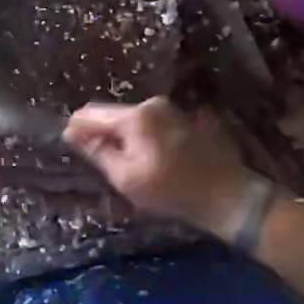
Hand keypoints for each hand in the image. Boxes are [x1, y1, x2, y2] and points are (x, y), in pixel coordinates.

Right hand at [64, 98, 253, 236]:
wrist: (232, 199)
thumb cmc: (173, 192)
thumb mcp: (125, 178)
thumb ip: (96, 151)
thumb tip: (71, 133)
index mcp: (135, 116)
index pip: (90, 113)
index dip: (77, 129)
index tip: (74, 146)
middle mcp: (153, 104)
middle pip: (113, 115)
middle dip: (104, 134)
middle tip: (107, 163)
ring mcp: (173, 110)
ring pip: (134, 120)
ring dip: (126, 138)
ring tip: (132, 164)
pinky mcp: (188, 119)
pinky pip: (153, 125)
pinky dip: (146, 138)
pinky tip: (154, 160)